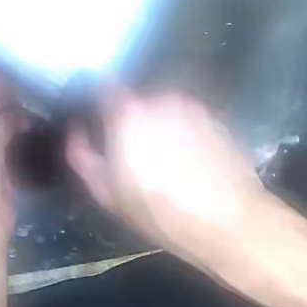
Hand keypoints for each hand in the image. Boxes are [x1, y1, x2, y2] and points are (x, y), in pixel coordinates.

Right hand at [65, 89, 274, 264]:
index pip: (103, 85)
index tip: (94, 117)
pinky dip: (184, 134)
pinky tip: (189, 163)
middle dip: (131, 121)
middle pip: (135, 102)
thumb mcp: (107, 193)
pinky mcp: (217, 119)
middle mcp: (160, 99)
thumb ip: (82, 155)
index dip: (96, 98)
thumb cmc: (159, 210)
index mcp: (128, 113)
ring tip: (165, 163)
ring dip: (159, 127)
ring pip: (164, 111)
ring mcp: (192, 107)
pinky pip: (188, 121)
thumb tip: (77, 130)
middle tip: (132, 155)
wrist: (229, 221)